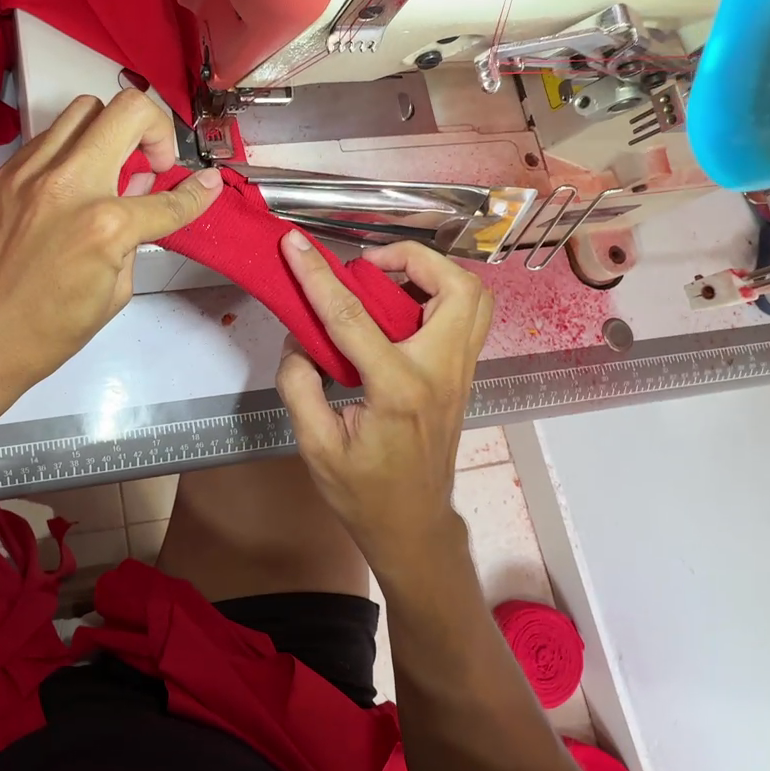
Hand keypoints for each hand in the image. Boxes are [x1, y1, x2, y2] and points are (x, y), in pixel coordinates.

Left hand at [0, 90, 221, 405]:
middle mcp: (68, 185)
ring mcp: (29, 173)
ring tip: (111, 168)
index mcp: (105, 226)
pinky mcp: (2, 176)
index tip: (206, 183)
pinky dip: (72, 150)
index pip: (168, 197)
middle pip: (129, 110)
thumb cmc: (49, 332)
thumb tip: (145, 195)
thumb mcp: (114, 293)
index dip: (197, 192)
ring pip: (84, 109)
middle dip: (157, 129)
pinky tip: (72, 185)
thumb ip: (136, 237)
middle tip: (153, 163)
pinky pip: (49, 138)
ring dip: (110, 130)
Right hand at [274, 234, 492, 567]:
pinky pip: (466, 318)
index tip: (294, 244)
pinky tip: (398, 309)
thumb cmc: (362, 493)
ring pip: (475, 298)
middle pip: (457, 288)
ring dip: (433, 274)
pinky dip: (438, 295)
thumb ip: (299, 384)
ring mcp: (460, 374)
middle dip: (412, 258)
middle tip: (367, 265)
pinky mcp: (461, 377)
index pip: (352, 317)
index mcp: (398, 389)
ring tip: (386, 280)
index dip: (317, 275)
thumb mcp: (314, 444)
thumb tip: (298, 340)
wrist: (412, 526)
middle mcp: (441, 373)